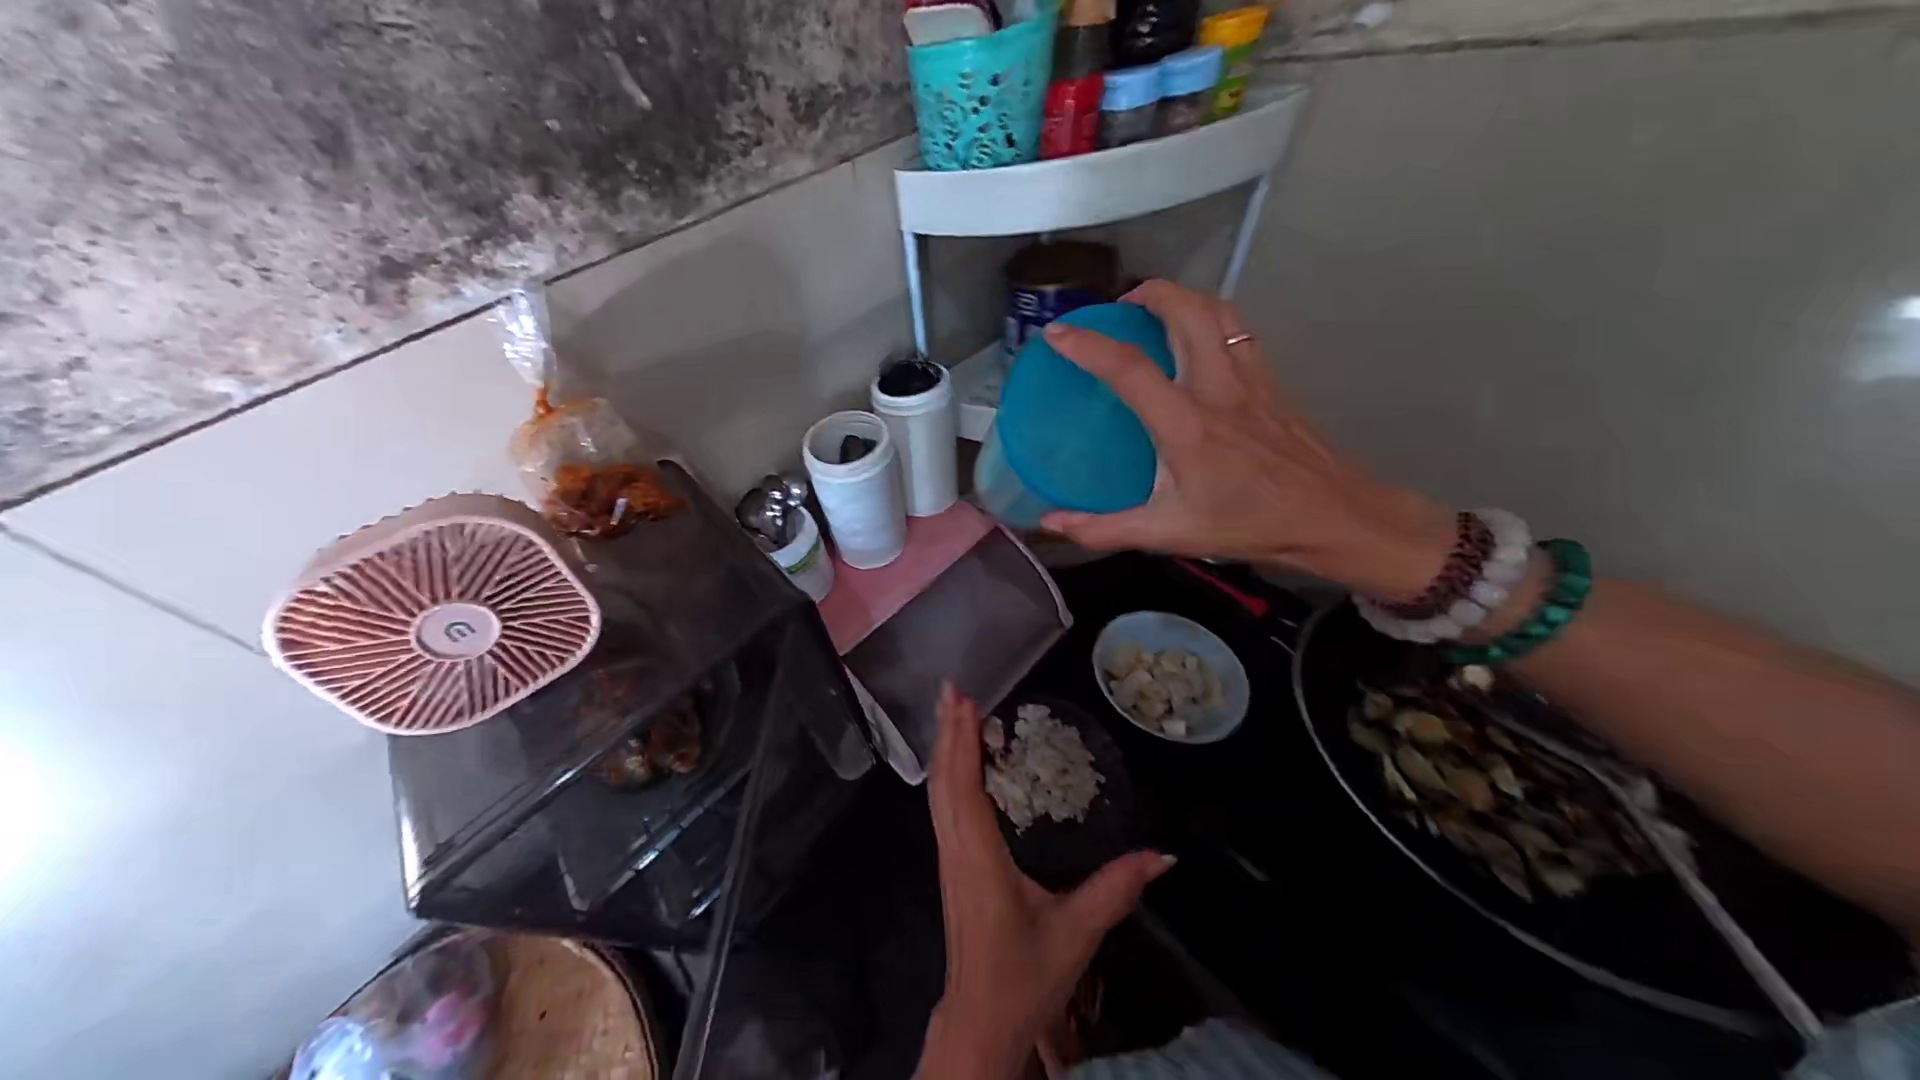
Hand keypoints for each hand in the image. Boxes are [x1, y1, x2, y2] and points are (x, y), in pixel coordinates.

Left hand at [917, 682, 1173, 1079]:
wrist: (980, 1021)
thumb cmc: (1024, 976)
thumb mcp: (1077, 932)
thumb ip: (1117, 888)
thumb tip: (1163, 855)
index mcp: (980, 859)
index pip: (965, 788)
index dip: (963, 741)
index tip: (964, 701)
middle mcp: (956, 851)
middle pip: (942, 781)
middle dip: (947, 731)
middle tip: (953, 689)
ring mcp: (948, 859)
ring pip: (937, 793)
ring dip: (944, 749)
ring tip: (952, 712)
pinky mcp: (951, 866)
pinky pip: (942, 808)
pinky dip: (948, 774)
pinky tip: (959, 762)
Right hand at [1037, 279, 1455, 601]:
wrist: (1331, 517)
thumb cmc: (1248, 524)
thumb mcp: (1168, 534)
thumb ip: (1104, 529)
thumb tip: (1052, 521)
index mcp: (1187, 424)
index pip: (1129, 369)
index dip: (1088, 345)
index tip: (1057, 333)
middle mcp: (1219, 388)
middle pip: (1187, 311)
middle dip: (1150, 292)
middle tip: (1121, 304)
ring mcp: (1251, 378)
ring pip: (1219, 311)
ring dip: (1184, 298)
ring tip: (1158, 308)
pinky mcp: (1272, 381)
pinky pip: (1239, 330)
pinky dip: (1212, 318)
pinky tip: (1199, 339)